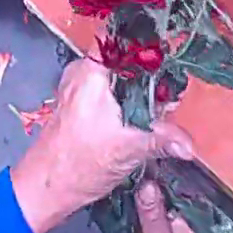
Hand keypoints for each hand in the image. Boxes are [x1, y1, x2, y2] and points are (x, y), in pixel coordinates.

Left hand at [11, 60, 194, 232]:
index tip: (172, 59)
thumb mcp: (127, 151)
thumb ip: (162, 140)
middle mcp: (83, 69)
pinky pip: (109, 84)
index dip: (152, 46)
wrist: (42, 193)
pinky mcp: (79, 98)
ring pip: (119, 71)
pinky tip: (140, 113)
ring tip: (159, 105)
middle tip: (169, 92)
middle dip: (151, 73)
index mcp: (92, 71)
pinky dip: (126, 94)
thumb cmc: (78, 167)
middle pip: (126, 56)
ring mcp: (79, 83)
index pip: (127, 39)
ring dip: (139, 86)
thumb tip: (190, 146)